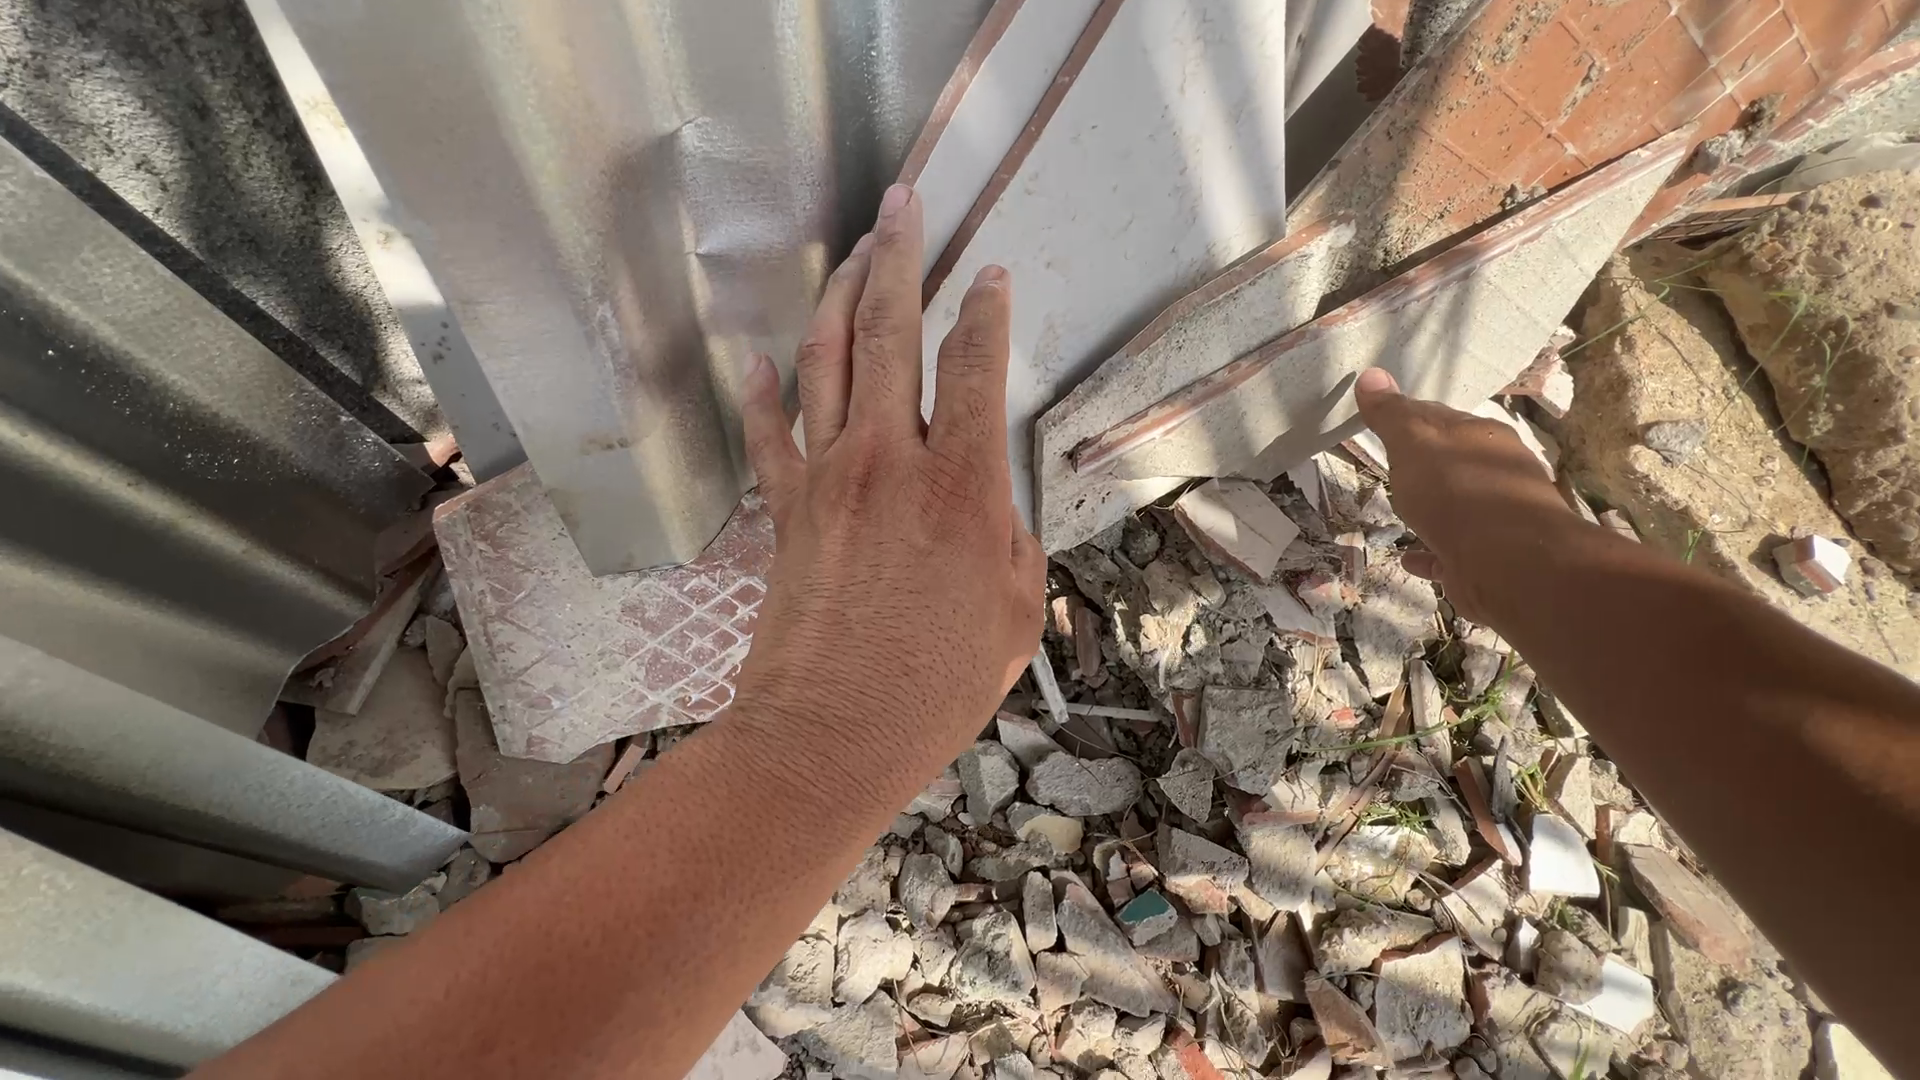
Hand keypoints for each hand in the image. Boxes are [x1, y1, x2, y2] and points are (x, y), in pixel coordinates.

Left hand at [734, 183, 1045, 764]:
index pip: (974, 368)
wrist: (829, 737)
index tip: (988, 276)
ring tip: (852, 253)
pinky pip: (769, 434)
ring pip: (827, 361)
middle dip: (900, 257)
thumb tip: (998, 517)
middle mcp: (890, 462)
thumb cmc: (936, 689)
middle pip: (891, 333)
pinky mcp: (786, 509)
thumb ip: (1013, 549)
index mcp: (962, 488)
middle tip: (902, 204)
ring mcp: (828, 479)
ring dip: (839, 297)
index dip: (985, 312)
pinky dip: (762, 392)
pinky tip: (759, 357)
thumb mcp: (1014, 620)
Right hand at [1352, 368, 1578, 619]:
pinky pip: (1450, 551)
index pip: (1441, 418)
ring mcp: (1495, 518)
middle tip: (1394, 465)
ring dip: (1432, 508)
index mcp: (1481, 438)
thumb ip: (1392, 415)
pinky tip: (1410, 559)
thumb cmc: (1457, 490)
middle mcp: (1495, 472)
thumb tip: (1370, 375)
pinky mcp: (1487, 558)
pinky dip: (1429, 552)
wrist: (1507, 562)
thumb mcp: (1414, 443)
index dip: (1410, 418)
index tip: (1383, 421)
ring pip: (1457, 507)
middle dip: (1427, 462)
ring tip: (1404, 513)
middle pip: (1453, 461)